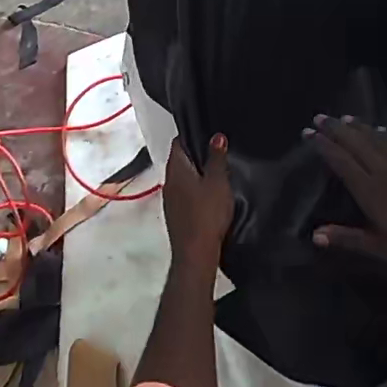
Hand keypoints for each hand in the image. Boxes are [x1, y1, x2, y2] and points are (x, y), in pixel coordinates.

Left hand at [163, 133, 234, 271]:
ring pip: (182, 178)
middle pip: (180, 160)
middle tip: (217, 151)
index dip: (191, 135)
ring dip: (196, 173)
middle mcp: (168, 182)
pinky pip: (184, 193)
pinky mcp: (175, 214)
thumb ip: (216, 158)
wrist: (195, 254)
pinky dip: (195, 189)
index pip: (178, 143)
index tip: (207, 132)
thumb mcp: (218, 182)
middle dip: (196, 154)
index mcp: (176, 169)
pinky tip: (209, 195)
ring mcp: (170, 200)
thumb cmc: (207, 214)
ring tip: (216, 171)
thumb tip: (216, 136)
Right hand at [306, 116, 386, 281]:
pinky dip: (386, 135)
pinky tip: (382, 131)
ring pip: (377, 139)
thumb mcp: (380, 247)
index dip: (324, 145)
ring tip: (346, 117)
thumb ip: (348, 238)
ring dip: (360, 127)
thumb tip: (315, 234)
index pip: (341, 161)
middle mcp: (384, 172)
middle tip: (320, 116)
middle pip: (356, 143)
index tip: (309, 132)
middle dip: (337, 128)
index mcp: (370, 191)